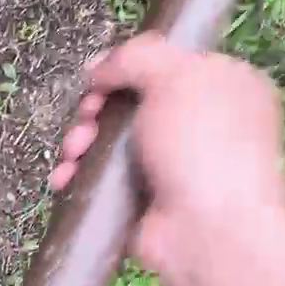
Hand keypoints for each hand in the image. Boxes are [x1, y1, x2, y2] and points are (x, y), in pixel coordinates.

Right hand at [50, 33, 284, 277]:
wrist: (207, 228)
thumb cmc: (203, 145)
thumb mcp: (178, 77)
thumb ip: (137, 58)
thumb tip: (99, 67)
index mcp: (220, 86)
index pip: (162, 65)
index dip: (122, 69)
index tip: (95, 80)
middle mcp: (195, 123)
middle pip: (125, 104)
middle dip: (93, 111)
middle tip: (86, 121)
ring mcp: (166, 164)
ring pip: (105, 142)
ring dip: (78, 144)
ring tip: (73, 156)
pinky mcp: (139, 199)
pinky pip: (97, 179)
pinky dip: (76, 177)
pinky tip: (64, 180)